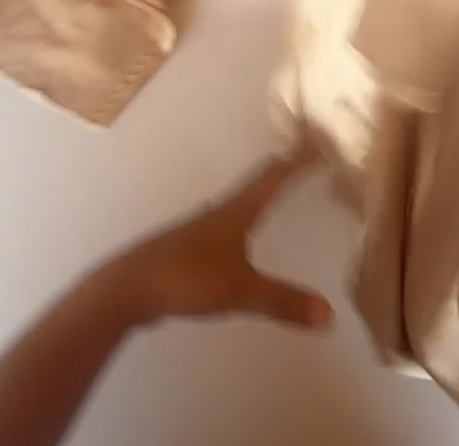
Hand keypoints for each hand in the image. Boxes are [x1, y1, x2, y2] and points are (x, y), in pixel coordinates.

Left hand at [101, 151, 332, 330]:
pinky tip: (246, 233)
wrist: (128, 288)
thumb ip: (284, 301)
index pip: (275, 176)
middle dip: (285, 169)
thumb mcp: (241, 290)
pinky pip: (229, 223)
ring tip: (282, 190)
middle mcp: (221, 211)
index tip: (322, 143)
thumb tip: (330, 315)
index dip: (299, 160)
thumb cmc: (187, 276)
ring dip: (264, 191)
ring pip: (242, 200)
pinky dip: (248, 217)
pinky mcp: (190, 247)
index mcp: (238, 210)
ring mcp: (202, 228)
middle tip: (309, 159)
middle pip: (259, 181)